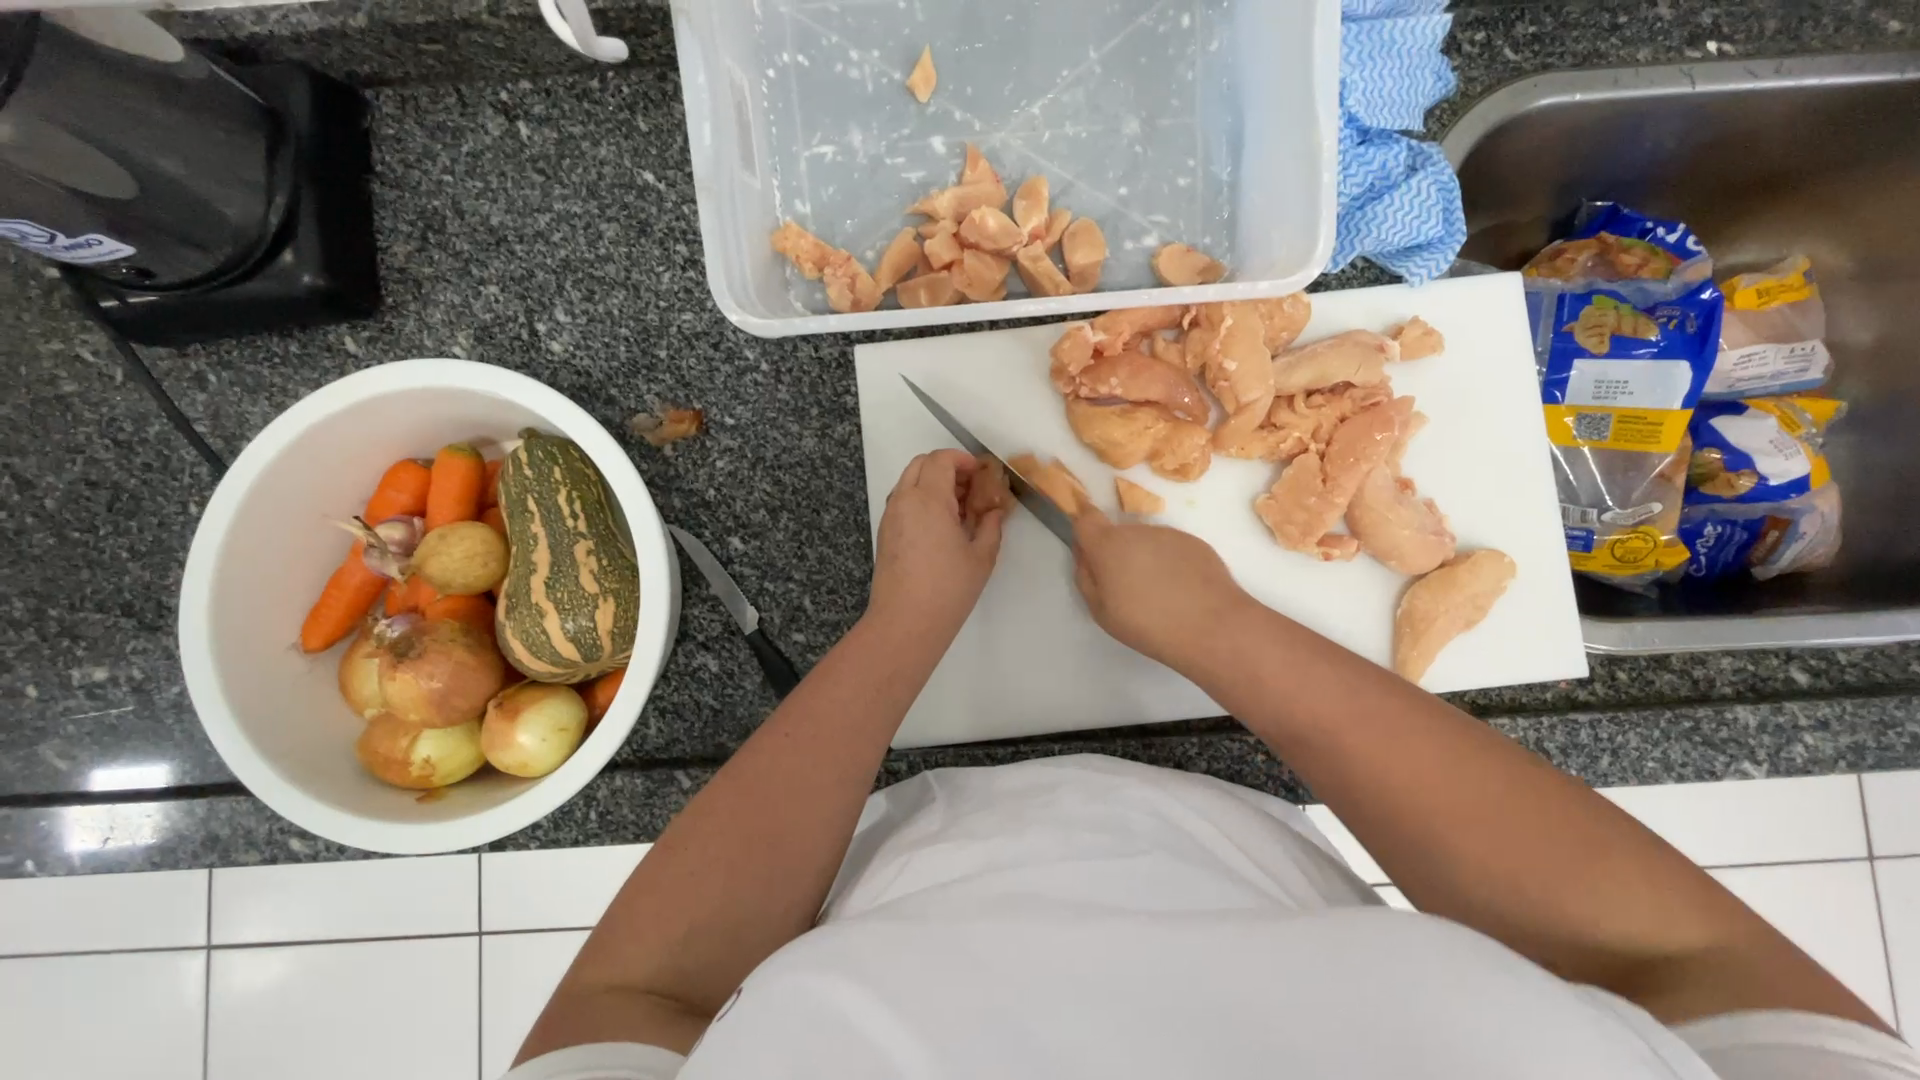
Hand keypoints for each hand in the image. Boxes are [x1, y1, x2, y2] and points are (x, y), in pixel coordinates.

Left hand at [869, 450, 1006, 632]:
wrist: (905, 621)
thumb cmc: (948, 589)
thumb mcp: (981, 557)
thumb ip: (990, 526)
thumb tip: (994, 512)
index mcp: (928, 499)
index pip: (941, 459)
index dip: (962, 460)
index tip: (981, 473)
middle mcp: (904, 501)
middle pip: (921, 464)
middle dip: (946, 468)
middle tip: (970, 488)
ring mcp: (890, 517)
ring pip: (909, 482)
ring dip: (932, 484)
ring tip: (958, 509)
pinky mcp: (885, 534)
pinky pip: (902, 502)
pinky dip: (920, 501)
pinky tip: (940, 526)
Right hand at [1071, 509, 1255, 669]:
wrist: (1211, 626)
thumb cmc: (1147, 624)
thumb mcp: (1101, 611)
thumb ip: (1086, 577)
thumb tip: (1085, 555)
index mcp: (1108, 545)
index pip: (1087, 518)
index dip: (1085, 531)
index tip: (1091, 554)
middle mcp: (1138, 531)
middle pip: (1118, 534)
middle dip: (1117, 554)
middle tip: (1128, 589)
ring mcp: (1169, 534)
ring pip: (1146, 541)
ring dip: (1145, 558)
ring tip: (1159, 594)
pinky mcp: (1195, 542)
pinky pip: (1171, 549)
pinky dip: (1171, 564)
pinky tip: (1181, 591)